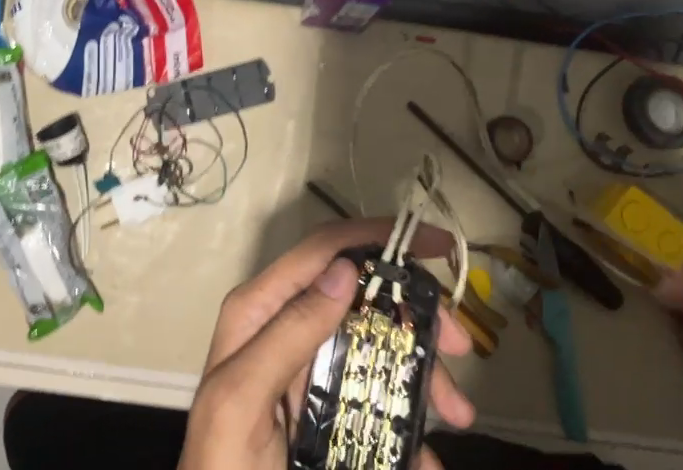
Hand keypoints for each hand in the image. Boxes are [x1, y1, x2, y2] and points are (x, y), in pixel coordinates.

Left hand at [180, 218, 475, 469]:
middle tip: (460, 347)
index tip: (439, 244)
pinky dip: (410, 421)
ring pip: (381, 346)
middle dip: (417, 317)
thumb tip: (344, 267)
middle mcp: (290, 326)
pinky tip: (425, 456)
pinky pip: (380, 399)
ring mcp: (313, 367)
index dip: (379, 235)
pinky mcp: (330, 407)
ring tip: (456, 415)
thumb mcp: (243, 398)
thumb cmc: (222, 464)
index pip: (325, 249)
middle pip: (365, 297)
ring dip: (424, 375)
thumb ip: (288, 332)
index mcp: (263, 310)